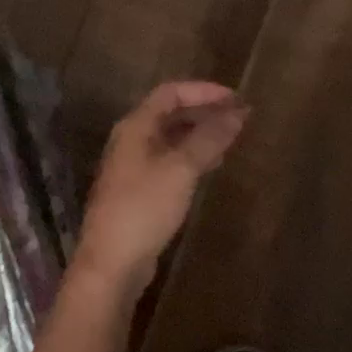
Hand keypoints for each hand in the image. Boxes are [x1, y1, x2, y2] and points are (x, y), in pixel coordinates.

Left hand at [75, 82, 248, 292]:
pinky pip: (168, 162)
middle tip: (239, 117)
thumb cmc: (143, 208)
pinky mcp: (138, 192)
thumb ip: (208, 139)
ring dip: (199, 135)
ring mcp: (132, 167)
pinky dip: (191, 157)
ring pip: (169, 139)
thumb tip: (238, 112)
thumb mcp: (181, 169)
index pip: (169, 93)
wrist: (112, 261)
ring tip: (231, 138)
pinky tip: (210, 166)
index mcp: (135, 127)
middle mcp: (130, 141)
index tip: (236, 98)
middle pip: (168, 114)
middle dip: (203, 111)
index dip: (203, 90)